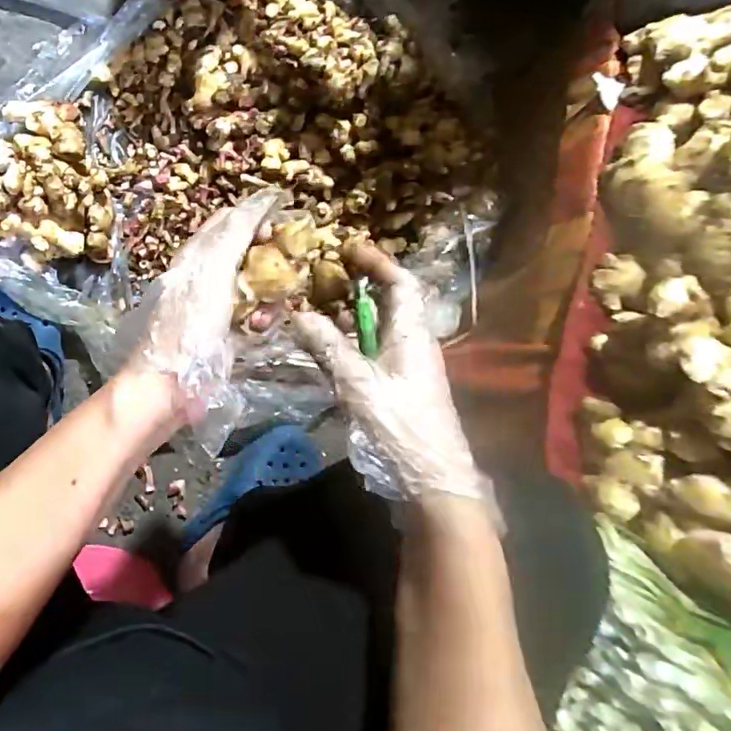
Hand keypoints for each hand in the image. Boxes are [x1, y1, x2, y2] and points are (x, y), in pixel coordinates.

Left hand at [127, 189, 284, 426]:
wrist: (169, 384)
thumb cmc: (188, 323)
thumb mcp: (212, 269)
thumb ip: (235, 233)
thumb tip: (262, 199)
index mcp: (196, 255)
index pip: (230, 222)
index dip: (256, 218)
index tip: (281, 227)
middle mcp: (206, 276)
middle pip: (249, 254)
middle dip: (270, 261)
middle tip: (283, 272)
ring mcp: (216, 306)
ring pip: (257, 287)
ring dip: (267, 297)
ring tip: (261, 313)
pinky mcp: (226, 334)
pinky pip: (255, 316)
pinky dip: (261, 321)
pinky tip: (255, 331)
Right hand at [292, 243, 487, 504]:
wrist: (432, 482)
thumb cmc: (400, 425)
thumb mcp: (358, 383)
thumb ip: (327, 346)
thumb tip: (297, 312)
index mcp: (411, 334)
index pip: (402, 283)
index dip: (378, 262)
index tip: (349, 249)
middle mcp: (411, 344)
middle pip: (386, 303)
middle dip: (354, 287)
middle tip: (319, 279)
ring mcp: (404, 367)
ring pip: (374, 329)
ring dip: (345, 317)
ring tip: (312, 310)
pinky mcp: (395, 388)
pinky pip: (368, 353)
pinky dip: (345, 344)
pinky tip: (322, 350)